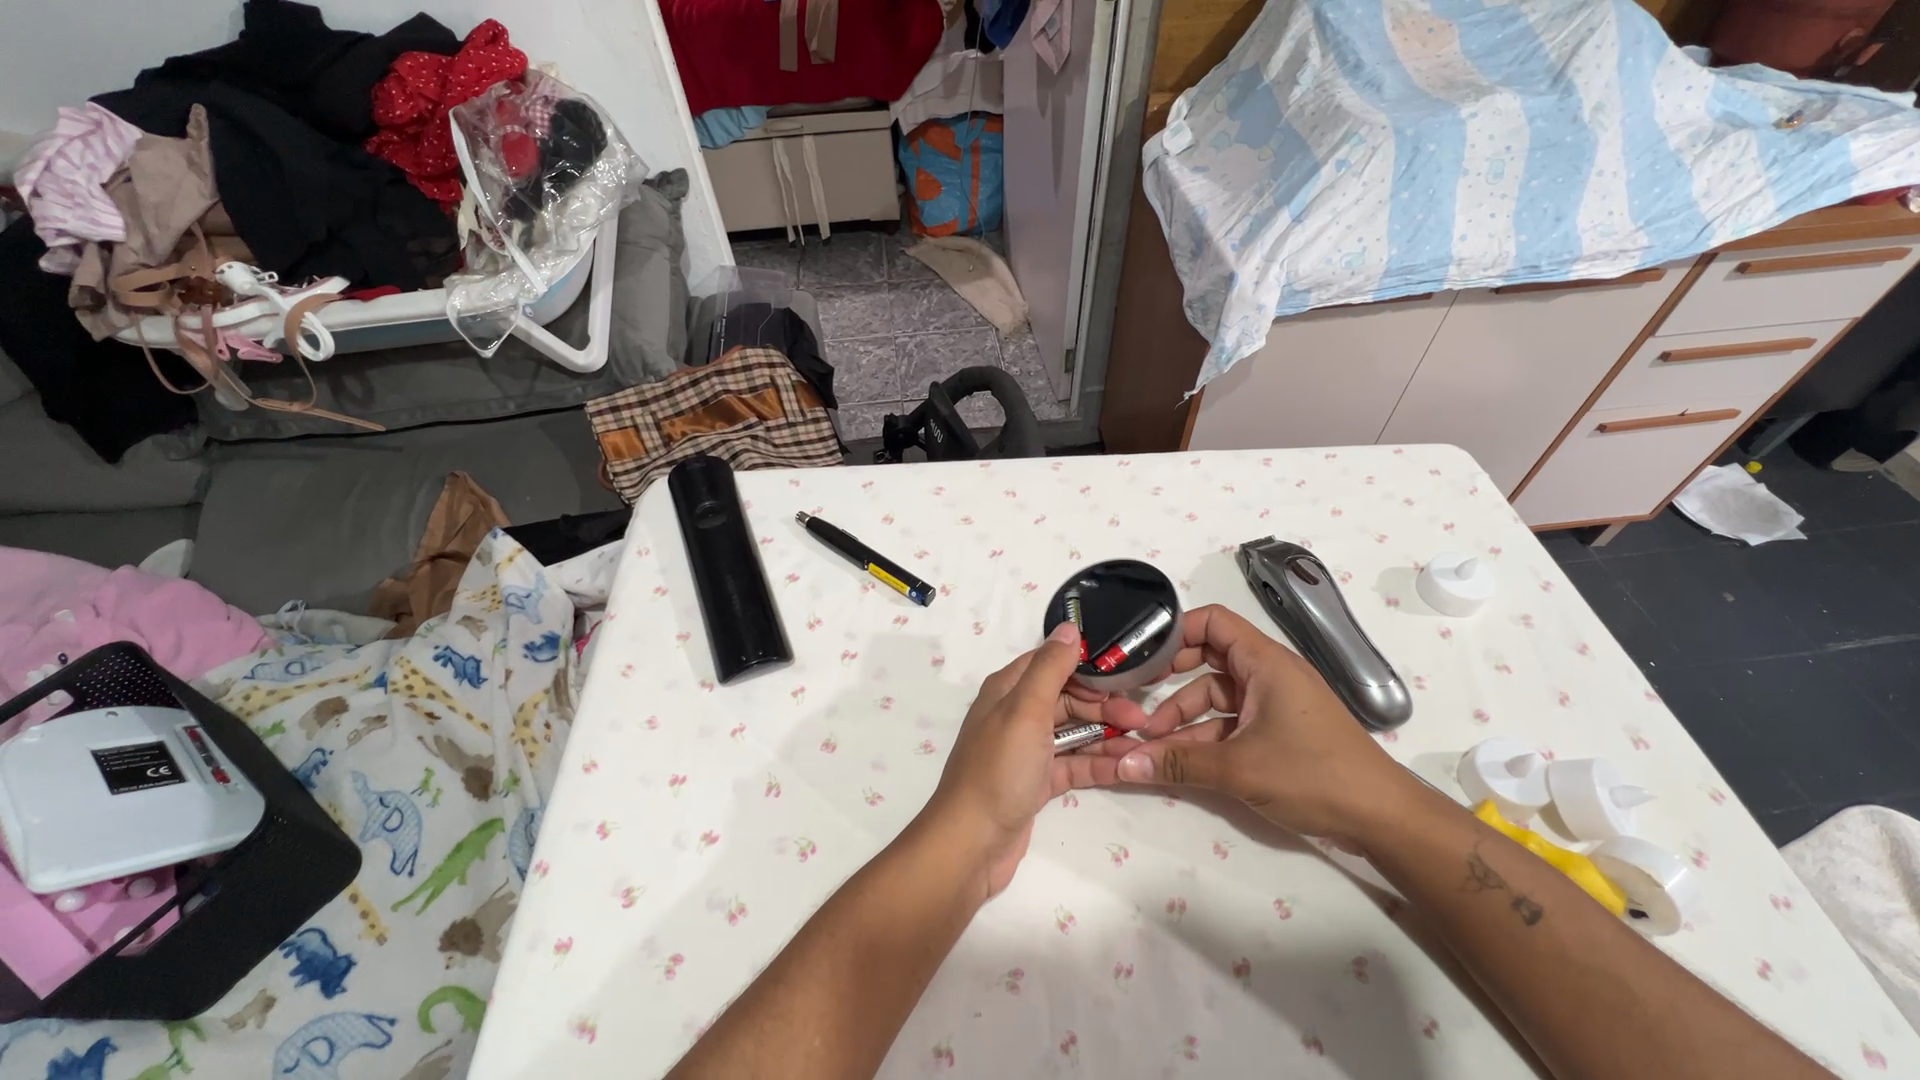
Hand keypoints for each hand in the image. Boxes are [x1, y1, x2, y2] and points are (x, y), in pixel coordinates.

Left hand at [918, 622, 1145, 899]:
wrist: (972, 842)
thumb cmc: (998, 770)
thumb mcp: (1025, 711)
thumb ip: (1050, 668)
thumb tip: (1070, 627)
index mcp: (1008, 690)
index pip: (1053, 663)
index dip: (1088, 666)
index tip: (1126, 674)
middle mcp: (1017, 715)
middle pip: (1069, 698)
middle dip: (1106, 706)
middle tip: (1144, 720)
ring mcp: (1028, 750)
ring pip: (1075, 732)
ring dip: (1109, 735)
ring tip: (1146, 743)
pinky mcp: (1038, 782)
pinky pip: (1075, 763)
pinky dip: (1099, 763)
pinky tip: (1129, 766)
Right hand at [1099, 604, 1418, 843]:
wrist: (1382, 819)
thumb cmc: (1314, 775)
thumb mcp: (1239, 769)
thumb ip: (1177, 763)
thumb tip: (1122, 765)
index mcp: (1266, 662)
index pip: (1214, 622)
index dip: (1175, 631)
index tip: (1142, 655)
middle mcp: (1270, 675)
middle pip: (1210, 659)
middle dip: (1171, 678)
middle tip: (1136, 695)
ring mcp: (1275, 705)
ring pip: (1217, 697)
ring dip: (1183, 717)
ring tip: (1150, 744)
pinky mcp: (1279, 733)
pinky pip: (1231, 724)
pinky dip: (1204, 738)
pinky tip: (1178, 761)